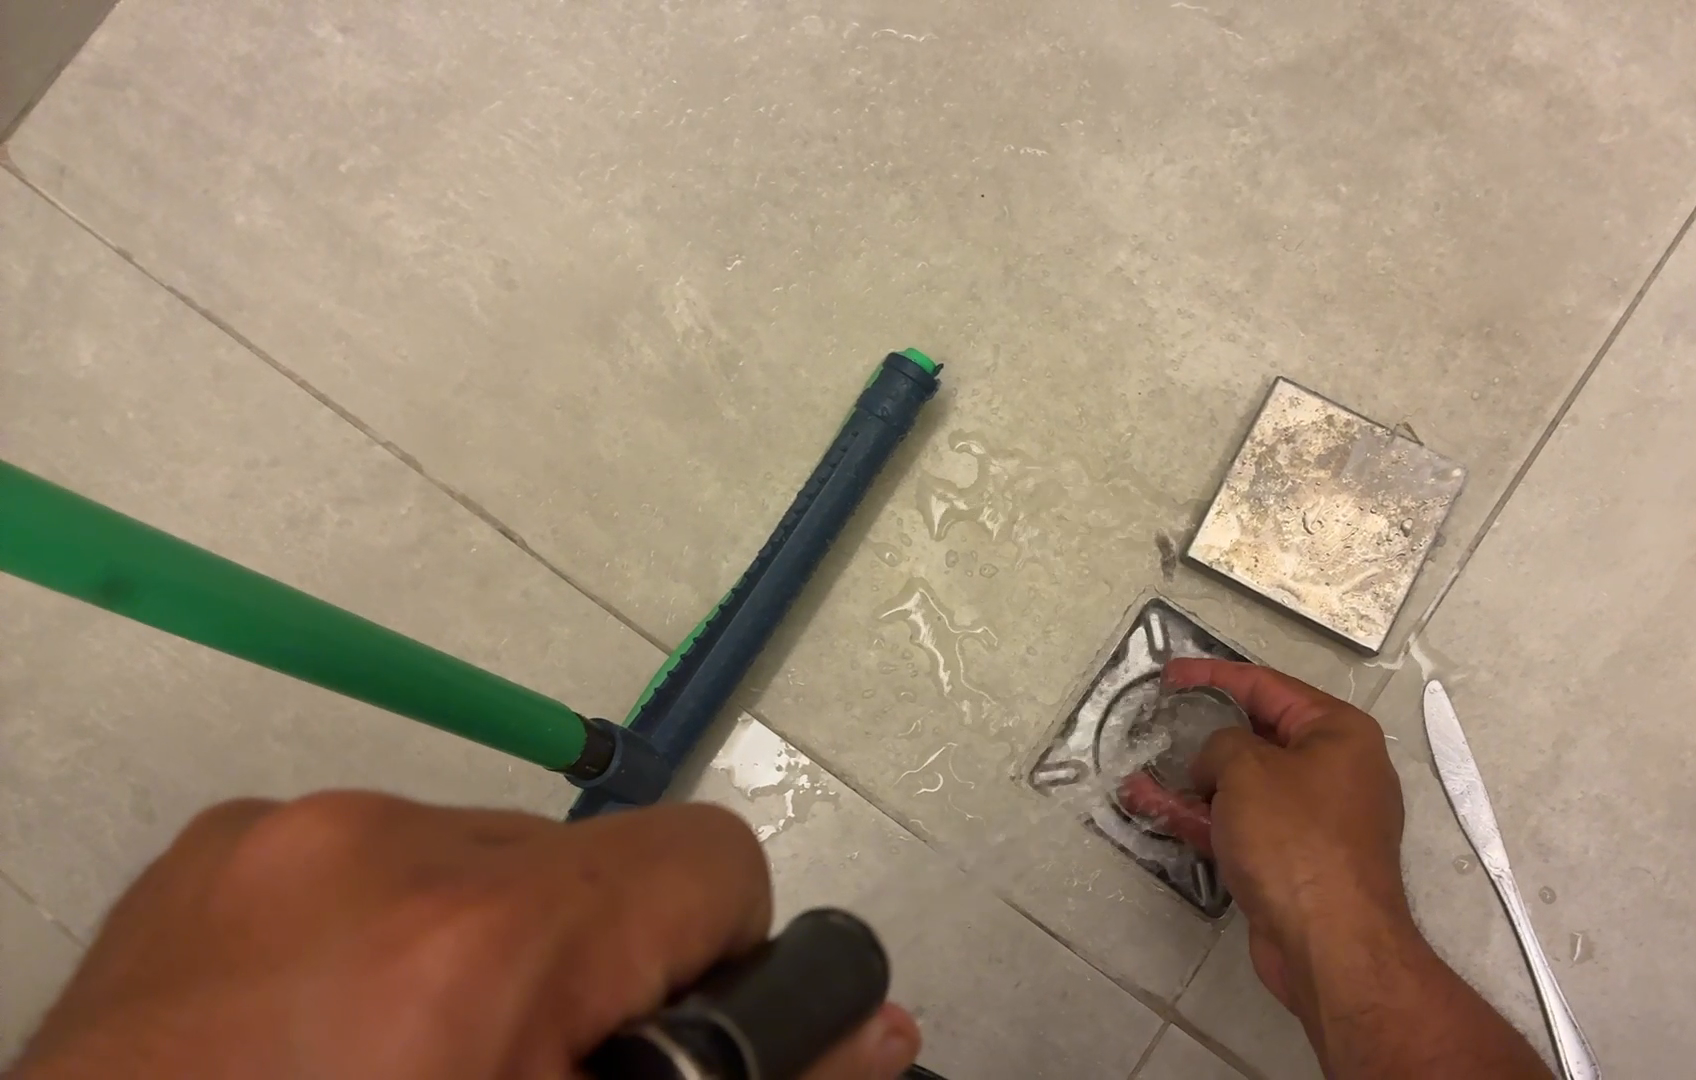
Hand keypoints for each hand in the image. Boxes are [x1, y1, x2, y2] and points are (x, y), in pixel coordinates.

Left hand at [12, 793, 919, 1079]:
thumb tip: (889, 1022)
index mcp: (481, 940)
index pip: (712, 858)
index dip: (711, 957)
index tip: (654, 1043)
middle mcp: (375, 846)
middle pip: (604, 863)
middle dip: (597, 967)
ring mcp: (275, 840)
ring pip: (499, 860)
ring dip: (495, 952)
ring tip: (410, 1071)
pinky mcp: (209, 853)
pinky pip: (388, 860)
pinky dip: (400, 938)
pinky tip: (329, 1039)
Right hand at [1119, 659, 1411, 1017]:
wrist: (1330, 947)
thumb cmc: (1295, 838)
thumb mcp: (1247, 766)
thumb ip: (1220, 743)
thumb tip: (1214, 765)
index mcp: (1337, 732)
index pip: (1265, 685)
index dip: (1212, 675)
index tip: (1169, 674)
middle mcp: (1331, 768)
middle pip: (1254, 733)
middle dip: (1201, 729)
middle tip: (1159, 717)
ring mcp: (1311, 816)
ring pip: (1240, 782)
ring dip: (1190, 777)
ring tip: (1140, 768)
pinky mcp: (1290, 856)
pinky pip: (1239, 820)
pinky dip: (1199, 813)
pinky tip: (1151, 806)